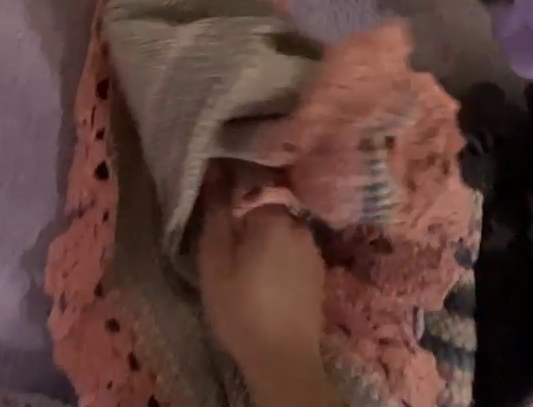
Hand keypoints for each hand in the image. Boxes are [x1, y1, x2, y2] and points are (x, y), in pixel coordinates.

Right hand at [196, 170, 327, 381]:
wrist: (283, 362)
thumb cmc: (240, 307)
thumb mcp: (214, 259)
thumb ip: (215, 212)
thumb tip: (213, 171)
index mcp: (273, 216)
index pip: (248, 187)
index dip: (230, 200)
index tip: (217, 216)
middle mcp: (299, 225)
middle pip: (266, 208)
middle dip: (248, 219)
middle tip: (229, 244)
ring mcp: (313, 249)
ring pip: (281, 230)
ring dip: (265, 238)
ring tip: (246, 261)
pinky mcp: (319, 273)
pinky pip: (293, 249)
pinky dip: (279, 255)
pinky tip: (267, 275)